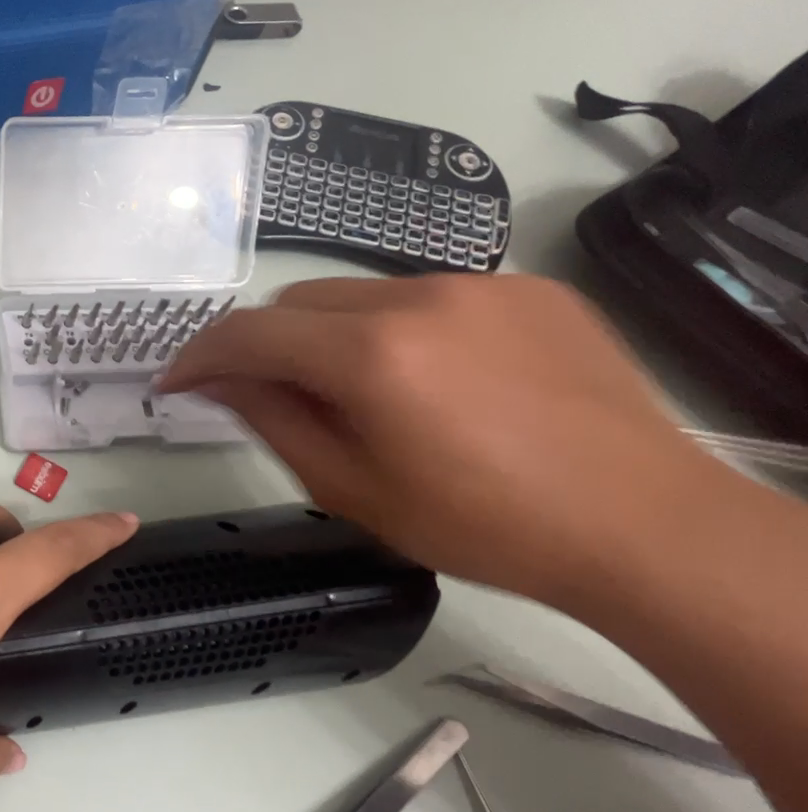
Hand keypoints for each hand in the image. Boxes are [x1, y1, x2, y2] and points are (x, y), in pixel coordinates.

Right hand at [156, 274, 728, 604]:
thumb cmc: (477, 525)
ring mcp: (484, 286)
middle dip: (261, 345)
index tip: (174, 385)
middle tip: (255, 398)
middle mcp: (423, 298)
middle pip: (300, 301)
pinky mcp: (530, 291)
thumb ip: (273, 420)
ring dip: (326, 338)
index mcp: (373, 356)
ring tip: (347, 397)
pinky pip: (427, 298)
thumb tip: (219, 381)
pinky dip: (392, 331)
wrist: (638, 523)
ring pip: (361, 296)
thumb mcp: (348, 486)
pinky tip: (420, 383)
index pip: (251, 332)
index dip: (198, 355)